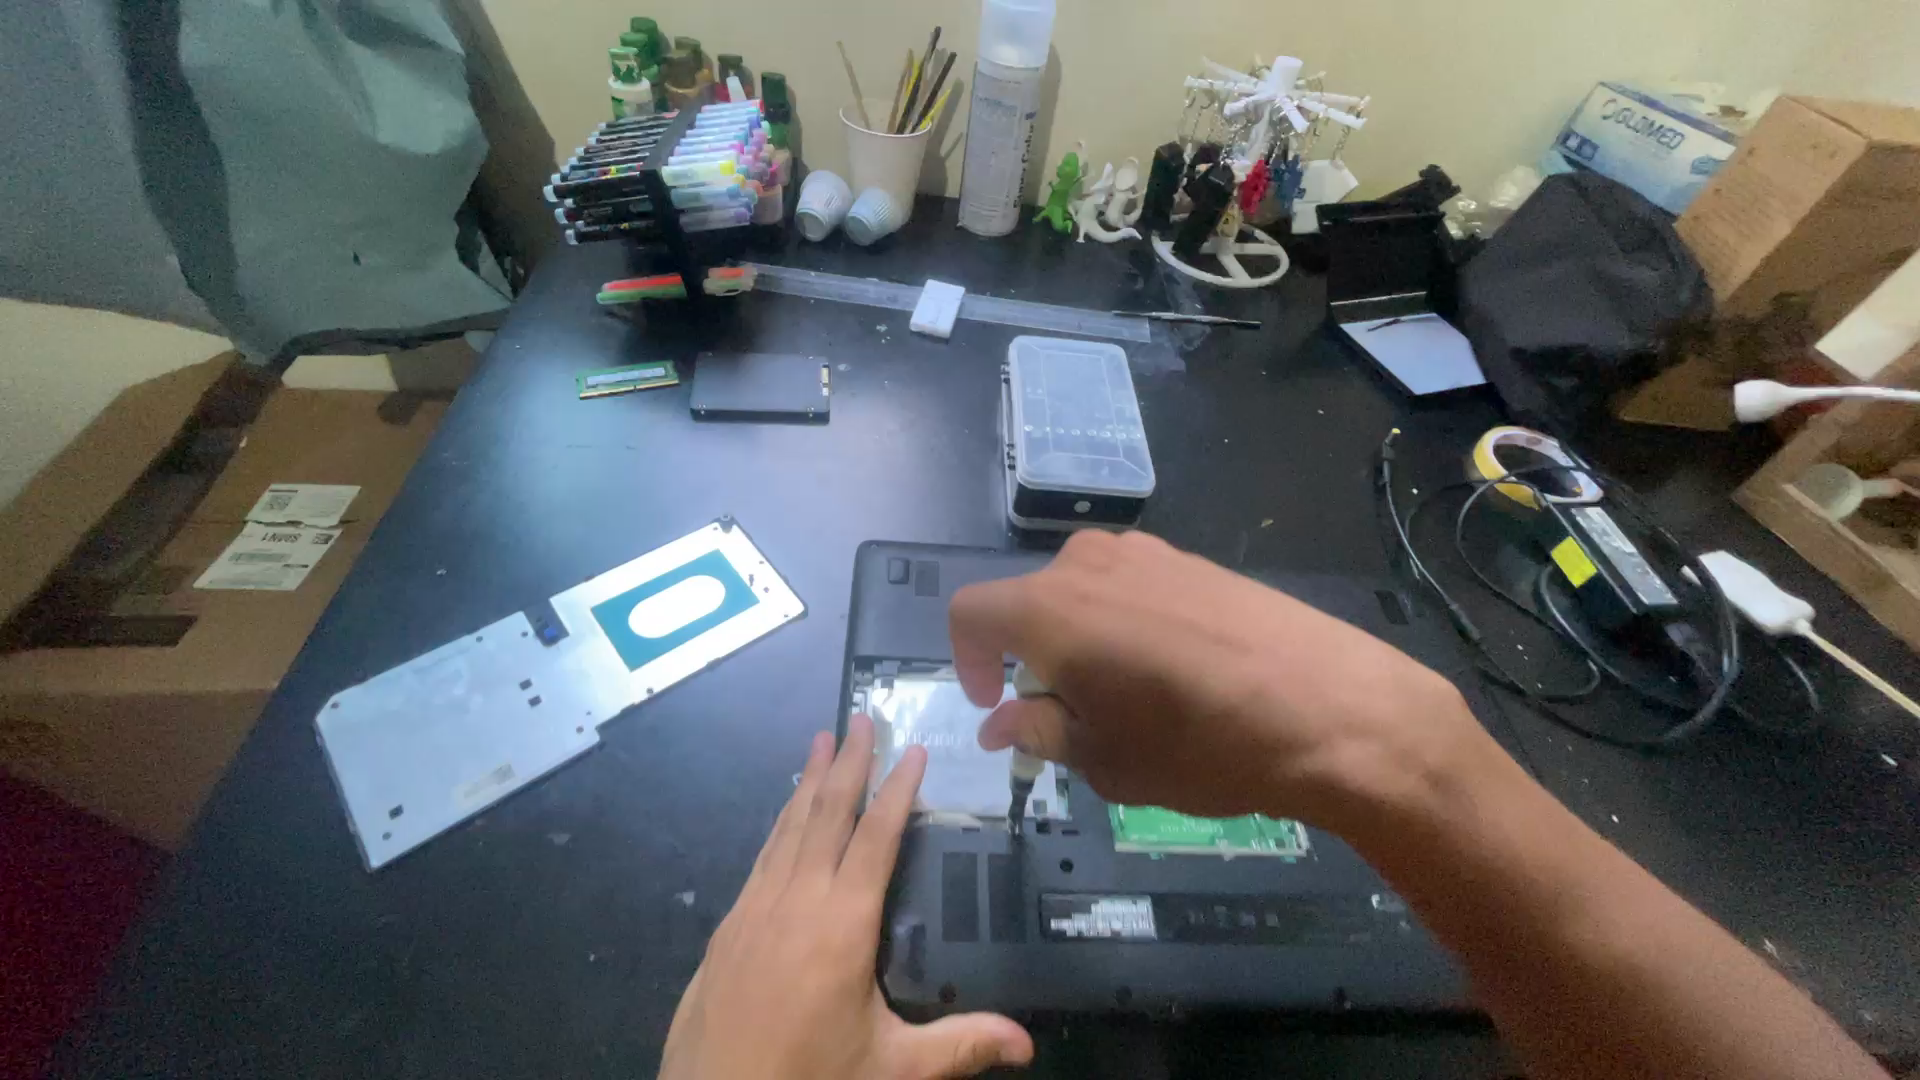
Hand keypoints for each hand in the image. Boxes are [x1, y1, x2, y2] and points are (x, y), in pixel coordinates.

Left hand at [658, 715, 1033, 1079]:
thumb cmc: (807, 1078)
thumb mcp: (891, 1069)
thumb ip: (959, 1046)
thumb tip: (1027, 1044)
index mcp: (844, 923)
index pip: (877, 836)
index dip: (897, 789)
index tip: (911, 751)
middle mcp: (798, 899)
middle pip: (827, 812)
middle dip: (848, 762)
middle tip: (860, 718)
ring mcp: (757, 907)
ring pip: (789, 825)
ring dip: (809, 780)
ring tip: (821, 741)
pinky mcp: (730, 923)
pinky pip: (763, 855)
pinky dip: (781, 822)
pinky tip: (785, 814)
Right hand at [949, 530, 1497, 832]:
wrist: (1334, 709)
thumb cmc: (1201, 745)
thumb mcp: (1104, 758)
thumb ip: (1038, 729)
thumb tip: (999, 720)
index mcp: (1050, 609)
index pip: (970, 614)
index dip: (966, 661)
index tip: (996, 705)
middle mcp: (1087, 564)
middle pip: (1027, 604)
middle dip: (1031, 658)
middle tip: (1071, 716)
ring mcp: (1146, 553)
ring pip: (1080, 594)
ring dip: (1079, 640)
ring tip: (1127, 696)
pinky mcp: (1191, 558)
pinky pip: (1130, 587)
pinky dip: (1123, 624)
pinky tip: (1174, 670)